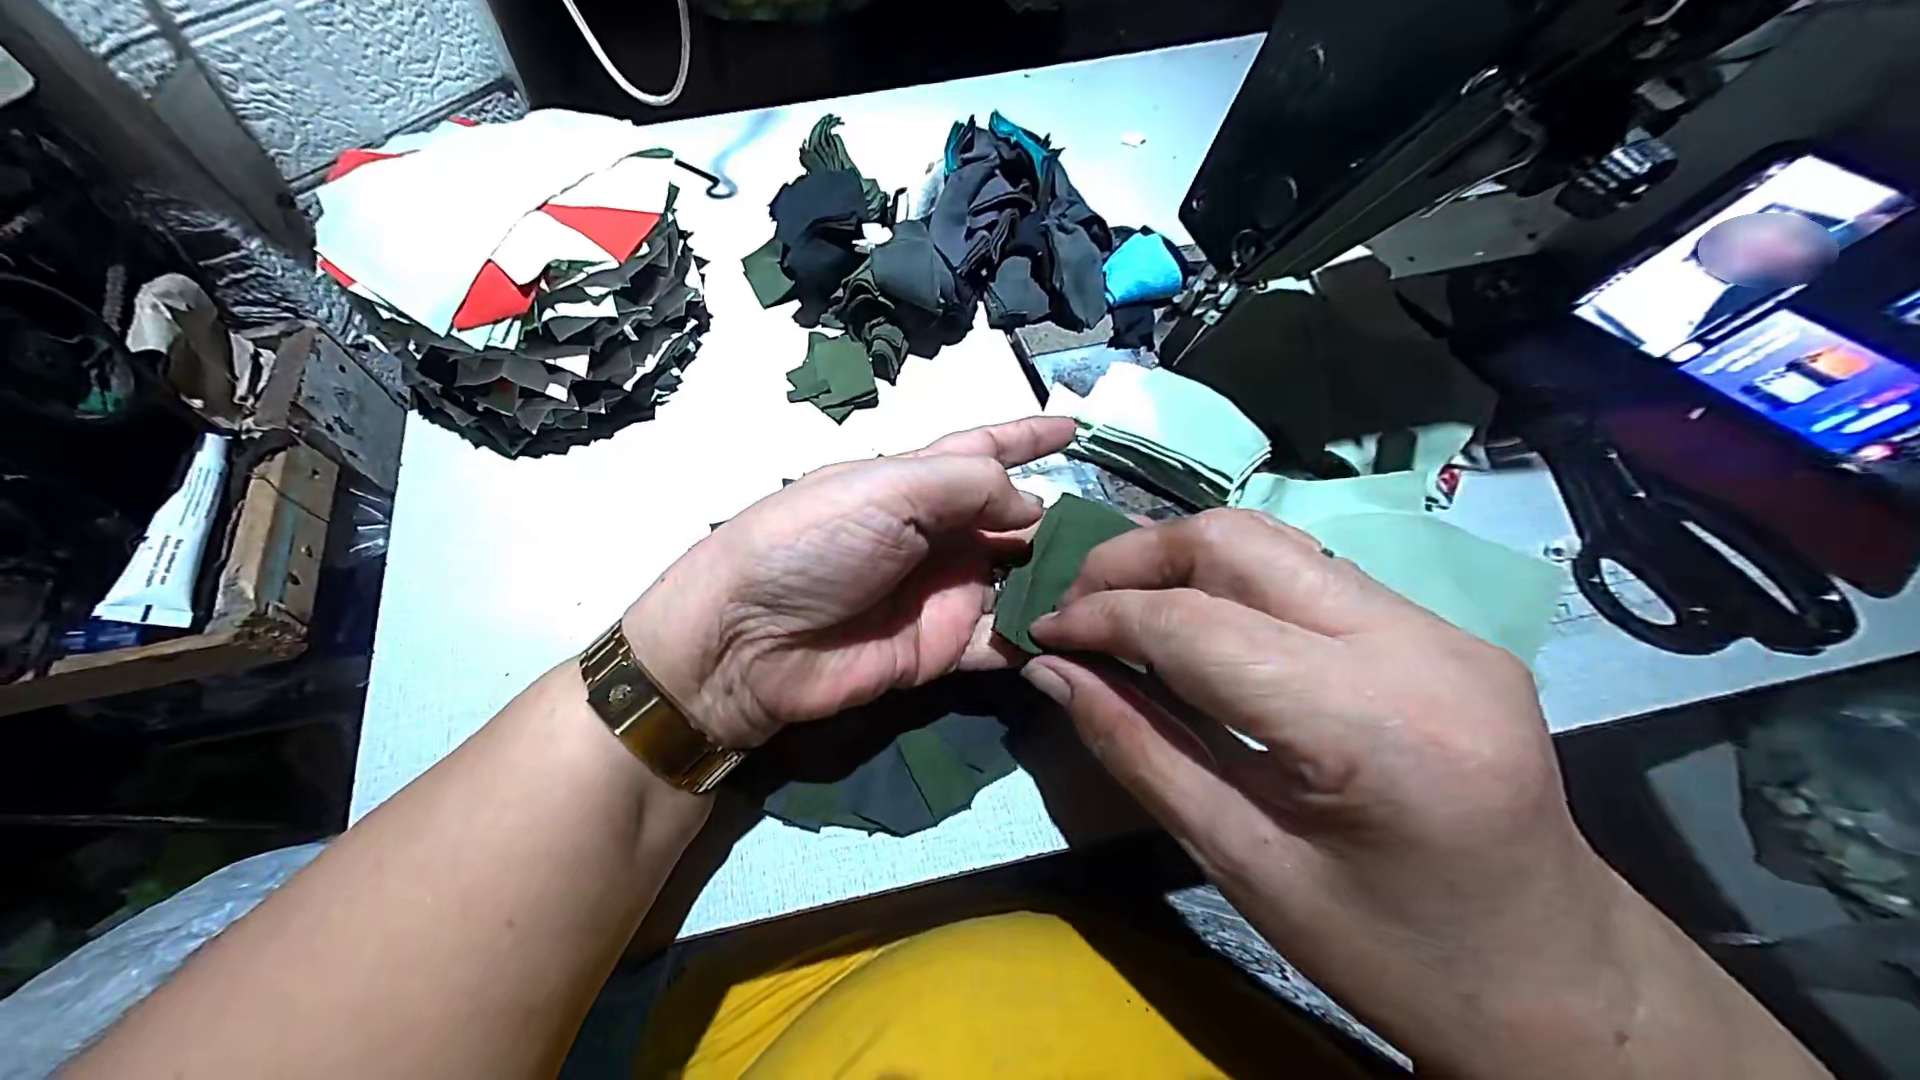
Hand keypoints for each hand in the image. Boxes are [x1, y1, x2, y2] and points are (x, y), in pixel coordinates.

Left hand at [625, 416, 1075, 748]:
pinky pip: (1000, 640)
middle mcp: (935, 535)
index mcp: (916, 483)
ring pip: (1016, 581)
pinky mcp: (940, 649)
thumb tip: (1032, 505)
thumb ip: (970, 484)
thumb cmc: (813, 542)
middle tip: (1121, 532)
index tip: (1075, 427)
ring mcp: (940, 593)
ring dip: (1059, 581)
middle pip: (1012, 522)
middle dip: (1060, 522)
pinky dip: (1035, 636)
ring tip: (1115, 583)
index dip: (1027, 436)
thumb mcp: (890, 489)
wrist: (748, 642)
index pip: (984, 450)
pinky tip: (1077, 632)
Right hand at [1021, 509, 1828, 1077]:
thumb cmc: (1390, 952)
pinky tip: (1191, 618)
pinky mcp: (1437, 626)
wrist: (1561, 980)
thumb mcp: (1239, 861)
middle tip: (1076, 604)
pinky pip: (1304, 571)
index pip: (1199, 624)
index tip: (1043, 630)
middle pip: (1237, 542)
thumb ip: (1136, 748)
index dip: (1102, 616)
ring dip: (1177, 559)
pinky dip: (1226, 580)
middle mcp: (1418, 645)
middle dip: (1134, 559)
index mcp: (1376, 726)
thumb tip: (1051, 671)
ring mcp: (1438, 625)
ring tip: (1119, 604)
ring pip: (1271, 540)